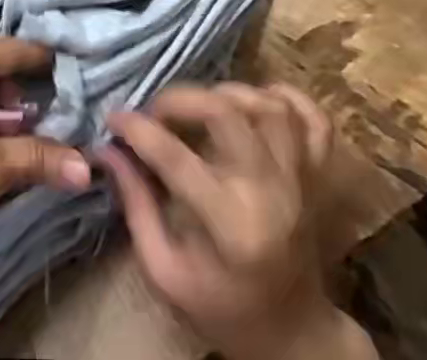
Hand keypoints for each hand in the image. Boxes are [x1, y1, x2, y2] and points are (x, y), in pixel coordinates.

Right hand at [100, 83, 373, 359]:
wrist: (294, 334)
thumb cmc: (221, 306)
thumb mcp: (164, 269)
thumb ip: (136, 203)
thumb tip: (107, 149)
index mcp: (230, 225)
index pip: (174, 157)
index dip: (136, 128)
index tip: (113, 119)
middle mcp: (271, 193)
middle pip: (227, 113)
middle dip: (179, 98)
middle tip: (155, 110)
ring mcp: (302, 181)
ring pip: (270, 107)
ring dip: (227, 94)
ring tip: (199, 106)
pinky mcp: (319, 176)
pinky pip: (314, 119)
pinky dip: (285, 98)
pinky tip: (253, 100)